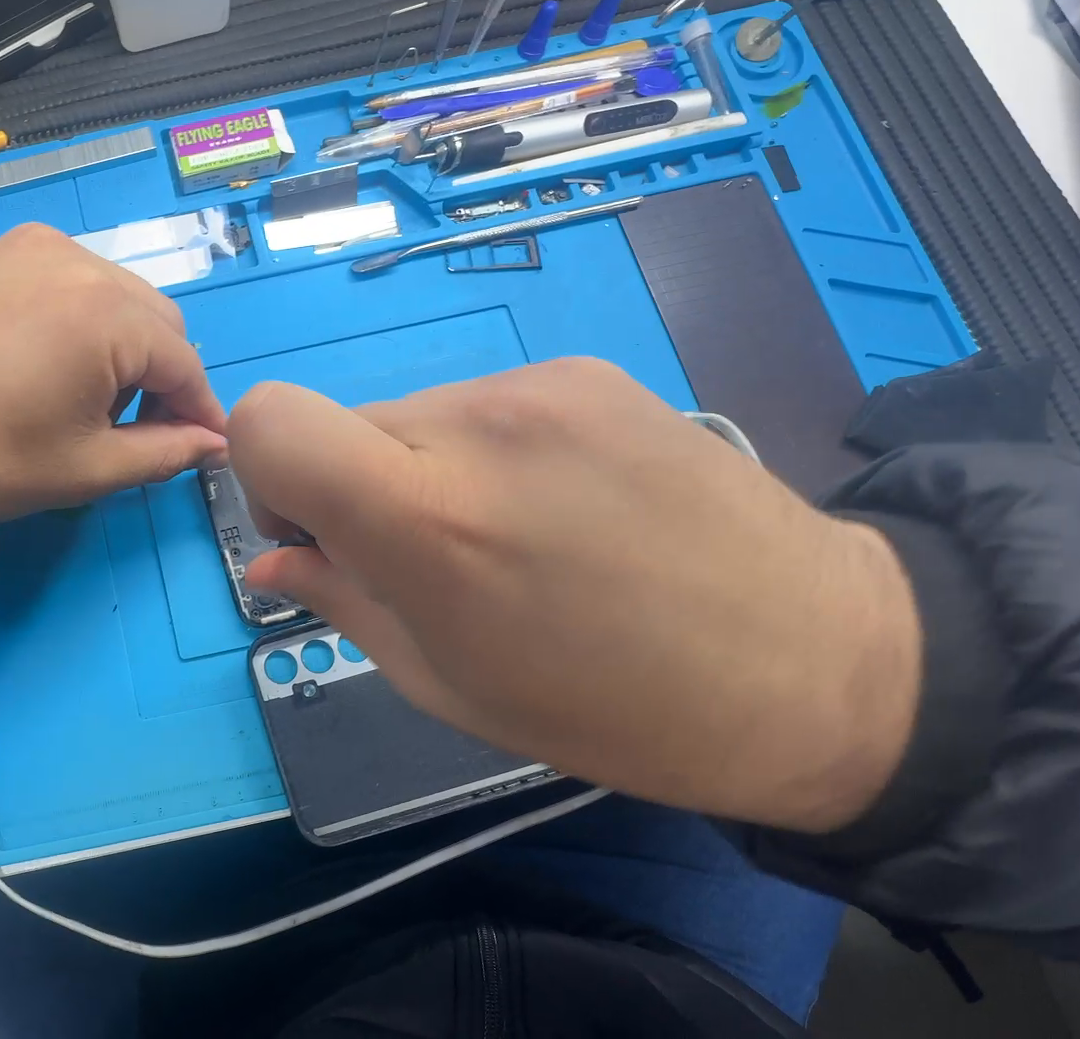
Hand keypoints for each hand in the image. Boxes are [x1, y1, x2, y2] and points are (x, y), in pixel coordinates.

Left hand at [0, 224, 227, 523]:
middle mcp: (78, 261)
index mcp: (106, 314)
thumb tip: (216, 445)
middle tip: (140, 428)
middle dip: (163, 375)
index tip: (204, 444)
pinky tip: (56, 360)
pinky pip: (72, 279)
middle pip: (156, 320)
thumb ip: (166, 452)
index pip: (183, 360)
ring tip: (92, 399)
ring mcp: (33, 247)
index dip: (199, 408)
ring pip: (117, 295)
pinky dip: (85, 318)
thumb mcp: (87, 468)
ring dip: (126, 345)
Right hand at [227, 358, 922, 832]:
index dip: (263, 472)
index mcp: (425, 519)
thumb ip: (338, 601)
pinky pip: (480, 404)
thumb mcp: (443, 682)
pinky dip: (482, 451)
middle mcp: (471, 425)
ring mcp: (536, 386)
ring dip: (423, 471)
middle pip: (340, 424)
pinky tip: (557, 506)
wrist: (816, 663)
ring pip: (410, 415)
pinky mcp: (585, 372)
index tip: (313, 528)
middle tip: (419, 558)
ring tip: (508, 536)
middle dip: (351, 486)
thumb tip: (270, 559)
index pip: (268, 421)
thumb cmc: (607, 708)